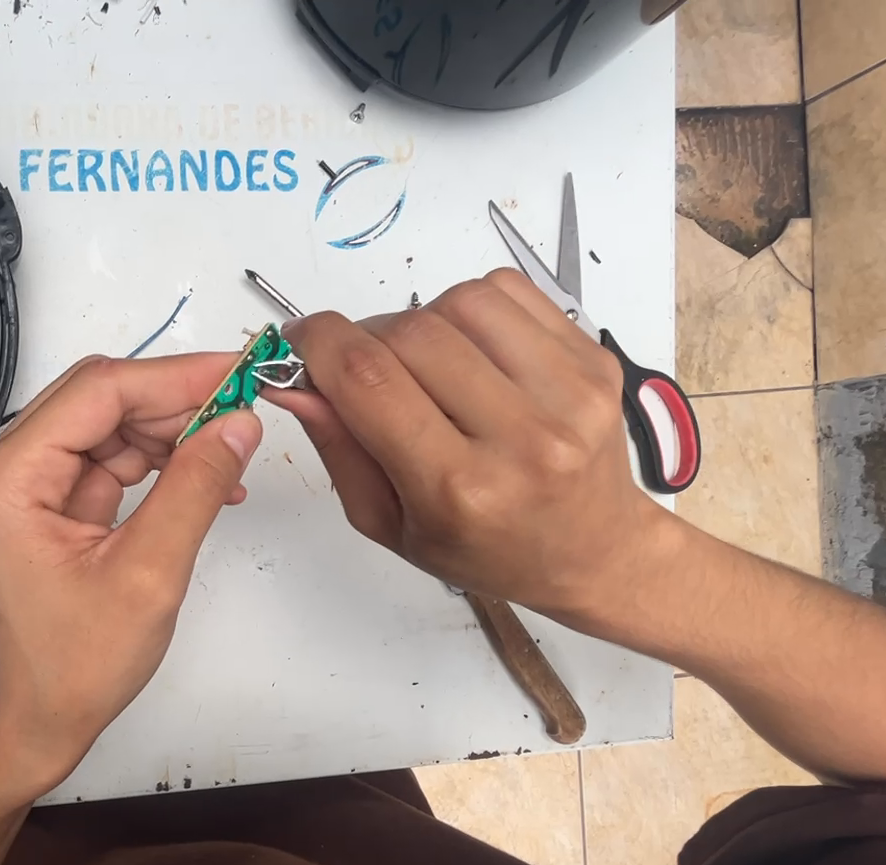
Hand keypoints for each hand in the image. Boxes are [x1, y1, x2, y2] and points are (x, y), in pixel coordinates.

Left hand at [0, 353, 261, 791]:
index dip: (174, 376)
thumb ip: (195, 488)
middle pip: (103, 400)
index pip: (98, 392)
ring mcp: (28, 482)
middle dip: (177, 402)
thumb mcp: (149, 573)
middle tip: (245, 407)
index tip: (237, 371)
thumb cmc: (79, 663)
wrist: (47, 715)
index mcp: (7, 477)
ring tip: (232, 454)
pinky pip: (113, 458)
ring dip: (175, 432)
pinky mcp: (53, 499)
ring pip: (113, 425)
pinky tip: (207, 477)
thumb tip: (240, 423)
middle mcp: (7, 467)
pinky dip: (162, 462)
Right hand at [269, 269, 669, 620]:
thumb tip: (292, 382)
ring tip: (421, 366)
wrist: (589, 550)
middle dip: (362, 338)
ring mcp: (568, 393)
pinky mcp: (593, 359)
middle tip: (358, 367)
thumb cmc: (479, 548)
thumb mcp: (386, 522)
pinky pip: (507, 293)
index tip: (299, 340)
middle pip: (409, 334)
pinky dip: (466, 309)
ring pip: (458, 301)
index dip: (319, 344)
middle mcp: (521, 438)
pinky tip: (465, 353)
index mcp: (457, 489)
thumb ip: (337, 447)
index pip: (369, 382)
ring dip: (417, 322)